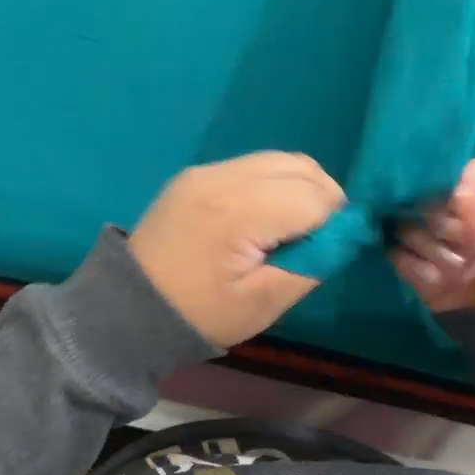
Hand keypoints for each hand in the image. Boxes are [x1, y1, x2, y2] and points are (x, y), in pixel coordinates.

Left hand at [128, 152, 346, 347]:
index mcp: (238, 210)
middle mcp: (221, 177)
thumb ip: (312, 263)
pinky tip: (264, 219)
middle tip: (316, 240)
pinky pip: (251, 167)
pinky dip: (271, 185)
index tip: (329, 252)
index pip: (315, 198)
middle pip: (301, 168)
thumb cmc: (199, 314)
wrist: (130, 307)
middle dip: (322, 199)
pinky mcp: (194, 175)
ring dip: (298, 188)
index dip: (335, 224)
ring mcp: (204, 171)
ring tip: (291, 230)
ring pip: (278, 161)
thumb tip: (344, 233)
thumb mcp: (264, 302)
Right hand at [390, 157, 474, 311]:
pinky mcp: (423, 267)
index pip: (457, 173)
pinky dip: (412, 267)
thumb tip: (456, 199)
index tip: (455, 208)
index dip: (450, 189)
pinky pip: (399, 257)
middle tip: (463, 243)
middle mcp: (462, 207)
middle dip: (438, 222)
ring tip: (457, 265)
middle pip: (424, 199)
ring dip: (427, 247)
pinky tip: (439, 278)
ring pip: (407, 228)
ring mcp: (441, 239)